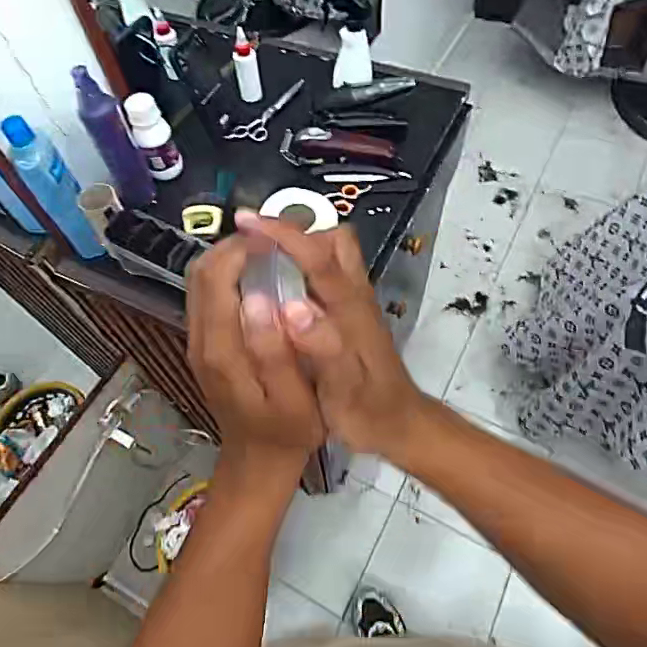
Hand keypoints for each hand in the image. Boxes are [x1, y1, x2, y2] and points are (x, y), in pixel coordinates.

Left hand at [185, 234, 325, 466]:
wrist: (260, 458)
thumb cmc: (288, 430)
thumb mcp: (294, 399)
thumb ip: (275, 351)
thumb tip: (261, 298)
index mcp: (221, 351)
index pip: (217, 278)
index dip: (244, 248)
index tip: (280, 236)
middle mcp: (200, 340)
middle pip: (202, 272)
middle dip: (236, 246)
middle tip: (278, 239)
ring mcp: (198, 342)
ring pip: (201, 281)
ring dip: (231, 258)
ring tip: (271, 251)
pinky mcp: (204, 344)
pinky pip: (208, 296)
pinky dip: (230, 275)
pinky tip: (262, 277)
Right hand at [232, 212, 431, 458]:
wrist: (399, 424)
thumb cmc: (369, 411)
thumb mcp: (343, 388)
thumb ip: (323, 347)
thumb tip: (291, 307)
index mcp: (351, 311)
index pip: (319, 258)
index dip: (284, 235)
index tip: (247, 222)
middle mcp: (357, 297)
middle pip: (335, 242)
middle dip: (296, 231)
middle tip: (255, 241)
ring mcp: (357, 304)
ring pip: (335, 254)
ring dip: (301, 246)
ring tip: (260, 257)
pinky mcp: (354, 314)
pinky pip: (330, 274)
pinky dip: (304, 267)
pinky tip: (279, 286)